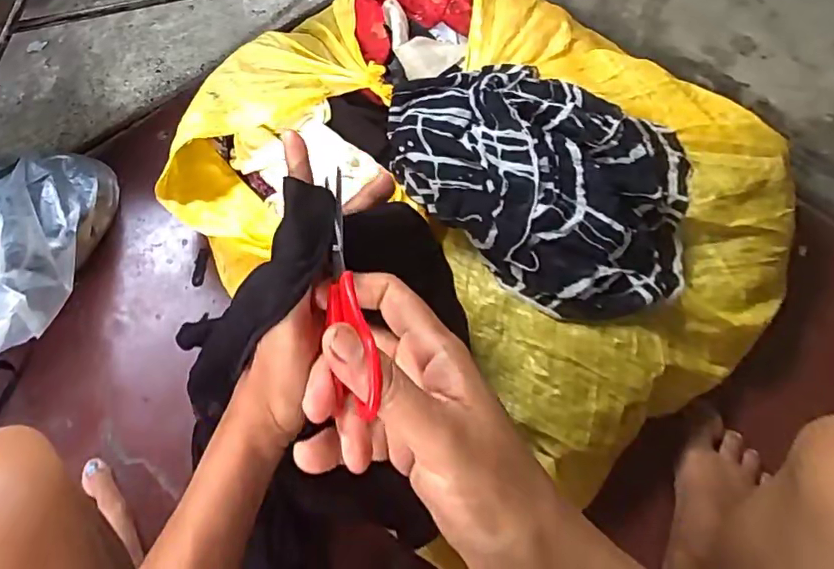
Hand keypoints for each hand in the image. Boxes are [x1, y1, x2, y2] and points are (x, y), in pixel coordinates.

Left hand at [229, 131, 395, 448]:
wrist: (270, 419)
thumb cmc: (276, 379)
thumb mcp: (287, 334)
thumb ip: (300, 304)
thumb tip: (319, 272)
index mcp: (295, 274)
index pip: (302, 217)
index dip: (301, 178)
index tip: (296, 142)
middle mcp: (306, 277)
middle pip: (331, 229)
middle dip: (356, 202)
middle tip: (384, 180)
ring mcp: (319, 296)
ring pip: (344, 252)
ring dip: (361, 224)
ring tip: (385, 197)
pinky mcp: (332, 316)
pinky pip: (352, 282)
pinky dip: (365, 261)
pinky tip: (380, 249)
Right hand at [294, 273, 566, 564]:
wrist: (523, 551)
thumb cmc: (491, 483)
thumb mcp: (435, 433)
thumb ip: (384, 385)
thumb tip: (335, 334)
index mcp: (434, 352)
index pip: (391, 297)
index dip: (353, 290)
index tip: (311, 305)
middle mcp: (418, 370)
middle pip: (362, 347)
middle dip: (334, 371)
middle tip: (316, 406)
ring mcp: (409, 406)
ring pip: (357, 390)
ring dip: (340, 416)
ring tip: (347, 455)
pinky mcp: (402, 442)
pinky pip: (360, 429)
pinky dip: (338, 442)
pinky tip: (315, 460)